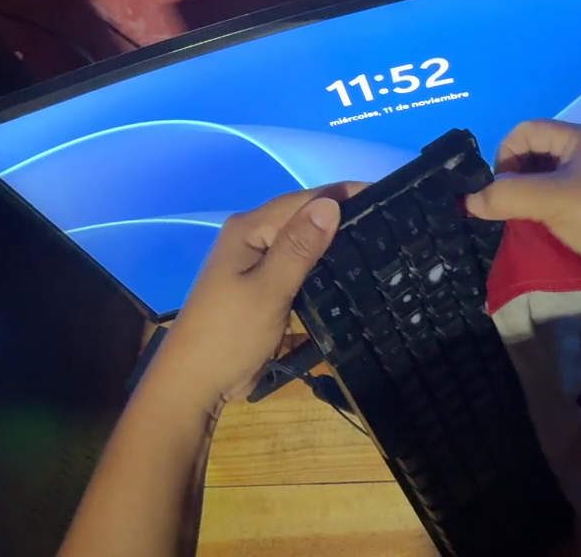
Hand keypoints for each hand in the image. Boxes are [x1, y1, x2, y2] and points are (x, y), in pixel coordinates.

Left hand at [145, 182, 363, 412]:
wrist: (194, 385)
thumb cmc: (229, 336)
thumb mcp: (269, 291)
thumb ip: (299, 247)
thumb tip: (330, 203)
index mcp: (249, 229)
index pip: (303, 200)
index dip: (342, 195)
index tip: (384, 196)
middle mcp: (251, 237)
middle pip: (302, 217)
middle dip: (339, 215)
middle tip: (386, 223)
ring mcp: (254, 262)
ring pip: (300, 241)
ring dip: (330, 241)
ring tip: (374, 243)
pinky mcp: (261, 286)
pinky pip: (295, 265)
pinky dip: (318, 266)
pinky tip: (344, 273)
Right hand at [465, 120, 580, 310]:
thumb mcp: (552, 199)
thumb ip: (505, 196)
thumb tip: (468, 200)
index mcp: (579, 141)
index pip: (526, 131)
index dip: (505, 153)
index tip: (496, 185)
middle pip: (532, 159)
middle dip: (510, 181)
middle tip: (499, 209)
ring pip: (540, 190)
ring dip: (522, 206)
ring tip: (510, 226)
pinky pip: (552, 215)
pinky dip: (537, 224)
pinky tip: (529, 240)